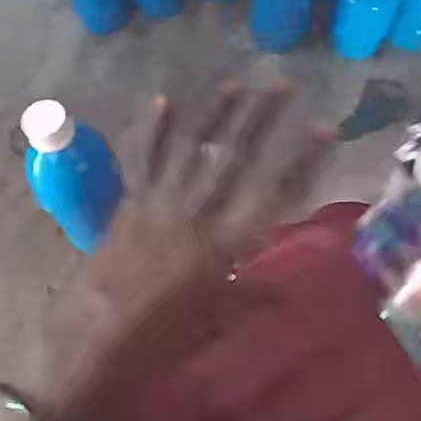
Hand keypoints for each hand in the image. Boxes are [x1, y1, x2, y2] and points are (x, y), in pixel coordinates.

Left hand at [46, 82, 335, 420]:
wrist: (96, 335)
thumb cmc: (162, 337)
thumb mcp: (214, 319)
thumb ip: (250, 297)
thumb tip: (286, 291)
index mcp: (228, 243)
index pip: (277, 193)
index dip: (304, 159)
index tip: (324, 129)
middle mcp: (200, 213)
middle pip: (238, 158)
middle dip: (263, 118)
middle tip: (284, 85)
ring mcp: (163, 201)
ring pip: (196, 148)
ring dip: (218, 113)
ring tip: (238, 83)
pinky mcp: (133, 200)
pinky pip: (148, 158)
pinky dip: (157, 129)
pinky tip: (166, 100)